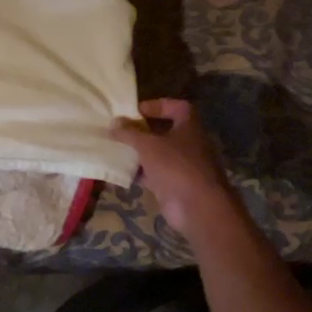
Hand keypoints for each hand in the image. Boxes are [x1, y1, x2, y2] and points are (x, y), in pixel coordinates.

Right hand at [110, 98, 237, 234]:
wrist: (197, 206)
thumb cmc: (176, 166)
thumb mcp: (148, 145)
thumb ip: (129, 133)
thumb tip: (114, 123)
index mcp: (189, 127)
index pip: (177, 107)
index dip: (157, 105)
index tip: (135, 111)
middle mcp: (188, 144)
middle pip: (164, 131)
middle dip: (141, 130)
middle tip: (120, 130)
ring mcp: (182, 165)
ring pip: (157, 153)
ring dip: (138, 151)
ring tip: (115, 148)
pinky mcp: (173, 184)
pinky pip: (153, 173)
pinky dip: (138, 172)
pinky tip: (120, 171)